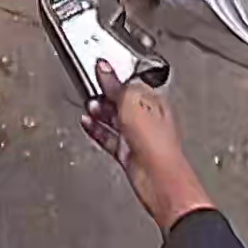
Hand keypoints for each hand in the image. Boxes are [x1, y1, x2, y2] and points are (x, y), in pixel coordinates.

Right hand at [81, 61, 215, 231]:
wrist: (159, 180)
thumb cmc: (157, 141)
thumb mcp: (131, 100)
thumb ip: (115, 84)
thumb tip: (104, 67)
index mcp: (154, 100)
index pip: (131, 81)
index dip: (115, 74)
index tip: (99, 68)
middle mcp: (146, 117)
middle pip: (120, 100)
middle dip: (104, 94)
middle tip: (92, 88)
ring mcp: (137, 136)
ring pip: (113, 118)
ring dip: (98, 111)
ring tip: (89, 106)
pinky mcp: (127, 153)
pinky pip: (107, 137)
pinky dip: (96, 129)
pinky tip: (87, 123)